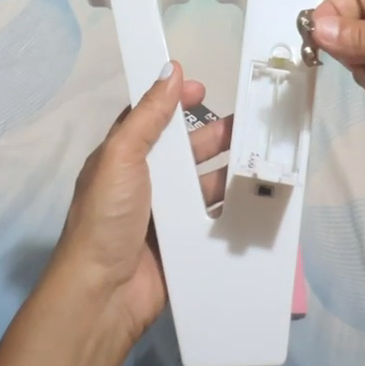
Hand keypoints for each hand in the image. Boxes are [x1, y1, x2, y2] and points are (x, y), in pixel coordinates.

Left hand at [0, 62, 230, 365]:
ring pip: (202, 182)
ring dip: (228, 168)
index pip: (152, 117)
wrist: (103, 296)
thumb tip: (170, 70)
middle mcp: (144, 180)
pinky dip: (232, 206)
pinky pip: (212, 217)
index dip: (175, 100)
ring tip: (260, 156)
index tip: (203, 89)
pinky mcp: (183, 241)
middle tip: (247, 122)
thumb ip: (148, 114)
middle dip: (212, 133)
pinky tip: (257, 195)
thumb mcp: (121, 155)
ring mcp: (165, 213)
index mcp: (123, 156)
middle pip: (184, 149)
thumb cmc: (106, 217)